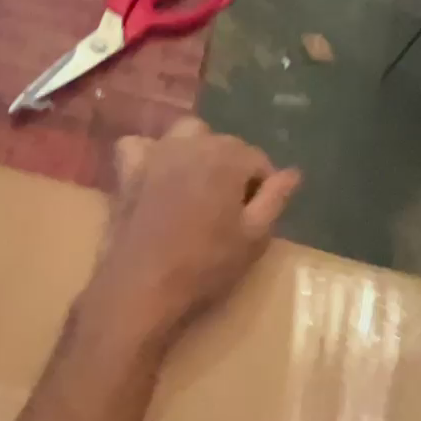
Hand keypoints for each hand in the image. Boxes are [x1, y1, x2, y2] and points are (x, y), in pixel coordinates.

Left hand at [78, 118, 300, 347]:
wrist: (143, 285)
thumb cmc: (205, 265)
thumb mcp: (253, 237)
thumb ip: (275, 199)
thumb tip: (292, 173)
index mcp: (228, 157)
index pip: (257, 160)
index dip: (262, 187)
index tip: (255, 215)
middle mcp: (192, 143)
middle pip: (223, 145)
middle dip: (231, 169)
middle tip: (227, 209)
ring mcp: (156, 153)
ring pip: (185, 135)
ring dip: (196, 152)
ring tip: (196, 187)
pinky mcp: (127, 170)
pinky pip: (140, 146)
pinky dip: (150, 156)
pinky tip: (155, 177)